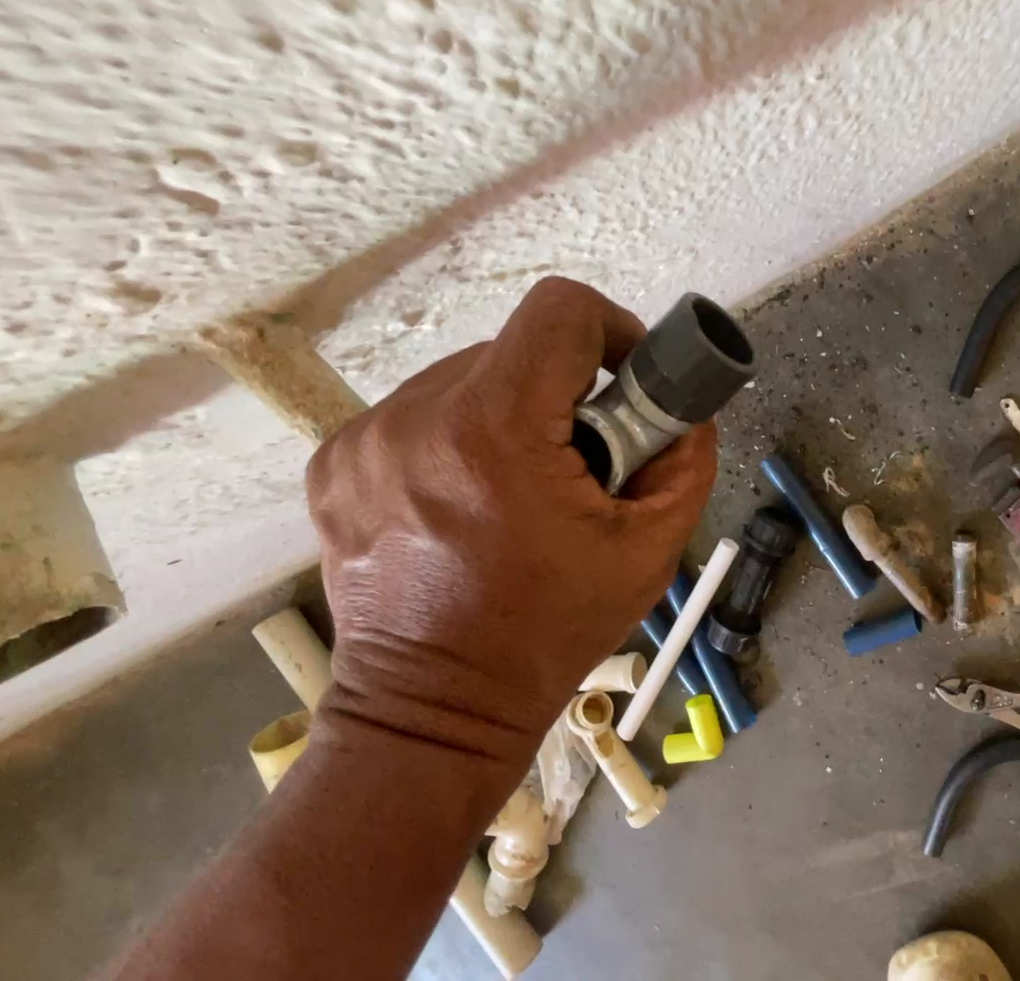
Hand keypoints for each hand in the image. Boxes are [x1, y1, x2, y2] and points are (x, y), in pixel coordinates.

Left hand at [305, 277, 717, 754]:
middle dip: (561, 391)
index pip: (560, 311)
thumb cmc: (551, 631)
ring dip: (507, 414)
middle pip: (514, 349)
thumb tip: (684, 409)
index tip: (624, 382)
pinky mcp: (334, 462)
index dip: (610, 329)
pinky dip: (455, 440)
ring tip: (518, 489)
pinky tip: (465, 503)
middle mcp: (417, 417)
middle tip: (580, 459)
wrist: (435, 709)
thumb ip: (685, 459)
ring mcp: (364, 438)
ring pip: (466, 380)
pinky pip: (417, 414)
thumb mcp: (651, 550)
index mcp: (497, 432)